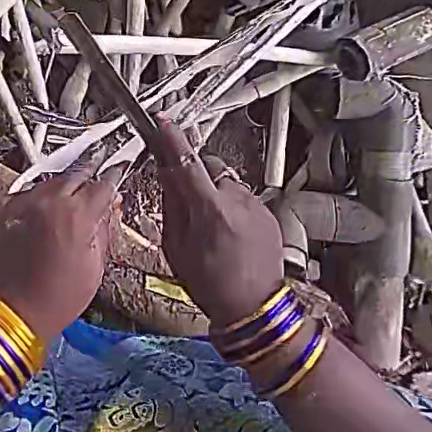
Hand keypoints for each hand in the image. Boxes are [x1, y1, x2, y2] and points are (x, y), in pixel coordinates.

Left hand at [0, 165, 114, 337]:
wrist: (7, 311)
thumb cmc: (53, 300)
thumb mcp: (94, 269)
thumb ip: (103, 232)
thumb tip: (108, 210)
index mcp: (77, 215)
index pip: (103, 184)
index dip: (115, 176)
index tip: (119, 170)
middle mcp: (48, 202)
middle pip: (76, 173)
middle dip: (89, 175)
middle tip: (97, 178)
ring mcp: (23, 203)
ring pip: (50, 181)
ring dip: (64, 185)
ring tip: (73, 198)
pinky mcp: (4, 210)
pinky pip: (29, 193)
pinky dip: (41, 197)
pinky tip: (47, 210)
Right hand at [152, 117, 285, 328]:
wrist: (254, 309)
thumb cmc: (210, 284)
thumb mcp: (176, 245)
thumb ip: (172, 204)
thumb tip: (167, 172)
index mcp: (210, 210)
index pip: (186, 161)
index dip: (172, 138)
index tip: (162, 122)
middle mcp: (237, 201)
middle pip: (209, 167)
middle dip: (195, 175)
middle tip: (185, 198)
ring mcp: (257, 206)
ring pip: (226, 182)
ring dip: (213, 192)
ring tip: (209, 224)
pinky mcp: (269, 213)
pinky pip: (242, 197)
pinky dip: (230, 205)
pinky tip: (227, 231)